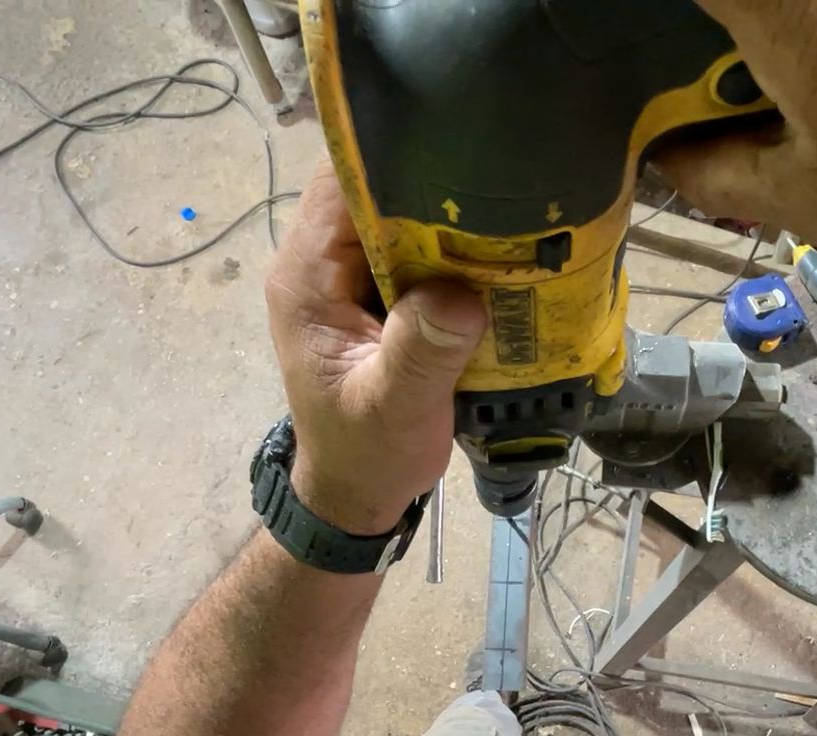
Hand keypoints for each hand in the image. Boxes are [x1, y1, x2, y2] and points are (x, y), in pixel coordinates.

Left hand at [264, 161, 487, 535]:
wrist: (357, 491)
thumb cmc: (367, 455)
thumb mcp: (394, 410)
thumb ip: (420, 354)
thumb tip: (461, 296)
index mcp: (307, 279)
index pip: (341, 184)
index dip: (398, 164)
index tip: (466, 164)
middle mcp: (321, 267)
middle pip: (373, 194)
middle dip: (435, 189)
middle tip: (504, 195)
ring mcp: (349, 283)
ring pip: (398, 223)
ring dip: (449, 222)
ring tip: (509, 222)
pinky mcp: (377, 301)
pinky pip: (414, 256)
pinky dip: (452, 255)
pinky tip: (493, 262)